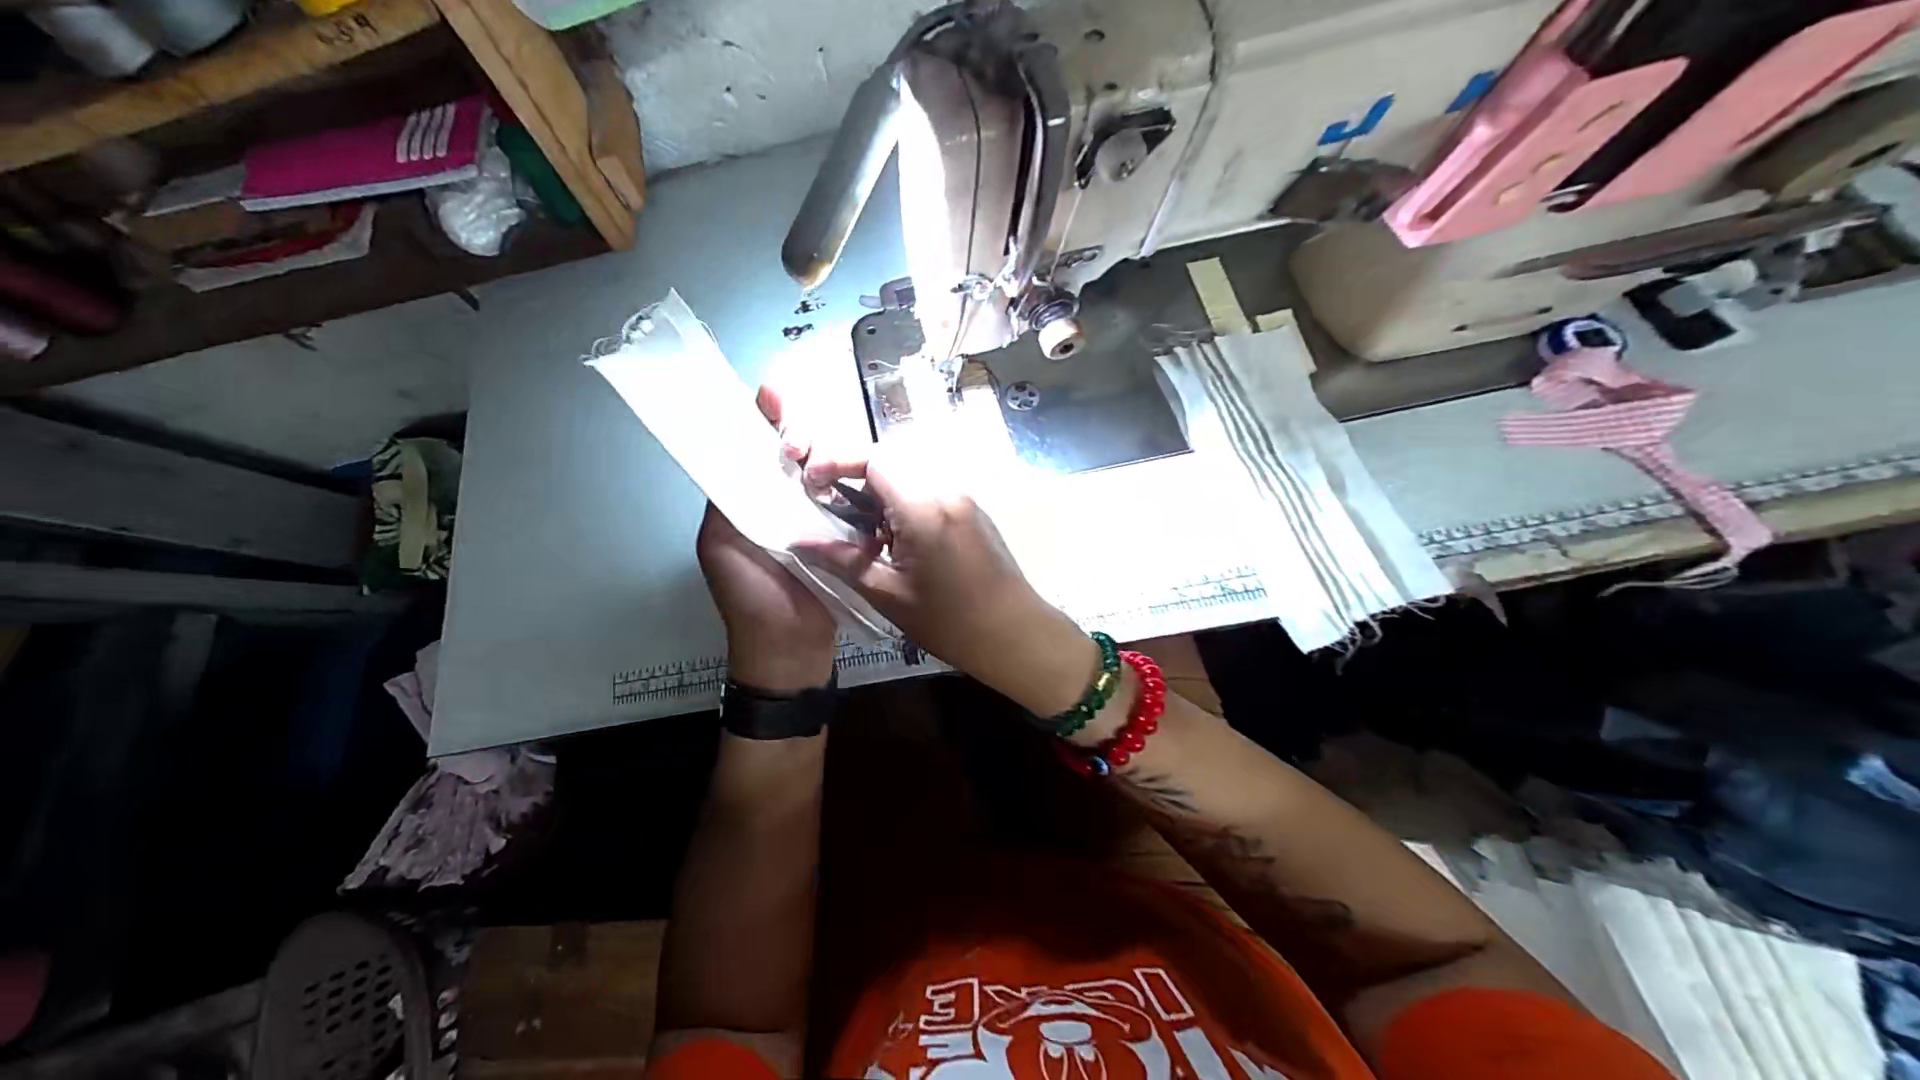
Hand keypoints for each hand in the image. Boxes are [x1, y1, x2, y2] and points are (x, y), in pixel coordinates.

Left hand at [696, 386, 835, 692]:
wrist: (790, 648)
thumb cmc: (750, 596)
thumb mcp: (723, 542)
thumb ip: (727, 497)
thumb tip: (734, 447)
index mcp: (744, 503)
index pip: (751, 451)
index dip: (762, 422)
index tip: (774, 395)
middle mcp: (778, 505)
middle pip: (789, 458)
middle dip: (797, 435)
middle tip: (802, 432)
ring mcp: (815, 520)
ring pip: (820, 475)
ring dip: (826, 455)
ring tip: (829, 443)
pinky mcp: (844, 536)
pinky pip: (846, 501)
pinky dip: (852, 483)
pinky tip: (858, 463)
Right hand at [793, 440, 1099, 716]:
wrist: (1015, 634)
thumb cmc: (949, 621)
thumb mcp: (888, 595)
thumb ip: (842, 561)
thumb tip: (798, 541)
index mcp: (924, 508)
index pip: (874, 458)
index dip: (837, 462)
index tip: (813, 482)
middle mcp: (946, 492)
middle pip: (892, 462)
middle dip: (856, 478)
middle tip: (834, 512)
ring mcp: (964, 500)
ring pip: (911, 477)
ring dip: (882, 494)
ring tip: (865, 535)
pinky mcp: (973, 513)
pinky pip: (931, 492)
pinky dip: (905, 504)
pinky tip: (896, 541)